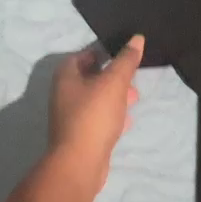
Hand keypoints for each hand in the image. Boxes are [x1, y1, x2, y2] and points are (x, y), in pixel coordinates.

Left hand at [48, 35, 142, 193]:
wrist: (80, 163)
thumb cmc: (94, 115)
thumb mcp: (114, 82)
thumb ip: (126, 60)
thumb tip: (137, 38)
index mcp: (66, 76)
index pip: (83, 55)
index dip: (102, 52)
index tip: (124, 54)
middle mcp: (64, 94)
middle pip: (90, 77)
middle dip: (113, 76)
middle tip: (133, 78)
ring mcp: (70, 117)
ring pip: (96, 99)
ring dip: (115, 97)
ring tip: (135, 98)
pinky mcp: (80, 135)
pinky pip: (98, 119)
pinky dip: (112, 116)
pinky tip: (127, 121)